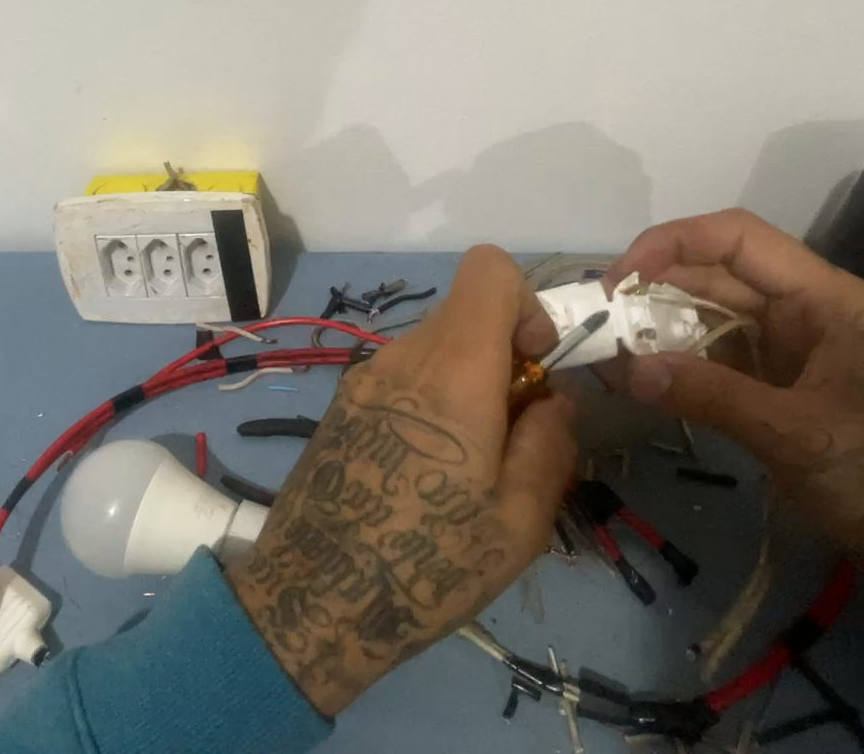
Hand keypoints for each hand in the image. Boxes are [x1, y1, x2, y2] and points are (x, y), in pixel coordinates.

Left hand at [227, 246, 576, 715]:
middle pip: (466, 316)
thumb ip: (549, 444)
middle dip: (503, 357)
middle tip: (511, 435)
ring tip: (467, 464)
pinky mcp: (342, 403)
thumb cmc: (427, 564)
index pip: (488, 268)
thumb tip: (551, 400)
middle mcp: (403, 357)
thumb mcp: (519, 521)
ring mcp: (364, 378)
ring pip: (435, 348)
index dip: (526, 303)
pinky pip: (403, 376)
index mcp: (453, 370)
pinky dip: (430, 399)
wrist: (312, 596)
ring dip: (467, 384)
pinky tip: (424, 469)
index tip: (535, 365)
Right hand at [607, 209, 863, 634]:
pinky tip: (642, 375)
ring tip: (610, 349)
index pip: (738, 239)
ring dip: (660, 326)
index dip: (671, 244)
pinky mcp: (782, 382)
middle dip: (654, 289)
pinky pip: (719, 354)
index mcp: (828, 301)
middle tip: (599, 321)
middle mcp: (808, 311)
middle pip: (717, 274)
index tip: (618, 281)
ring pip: (712, 314)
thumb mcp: (796, 437)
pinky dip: (678, 360)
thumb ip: (708, 394)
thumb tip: (625, 368)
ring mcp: (794, 348)